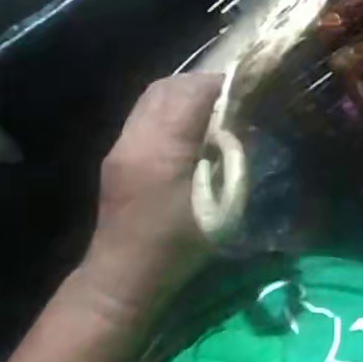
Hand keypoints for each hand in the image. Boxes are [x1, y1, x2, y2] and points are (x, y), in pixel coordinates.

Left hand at [75, 72, 224, 319]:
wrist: (122, 277)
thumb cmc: (176, 247)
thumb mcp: (218, 208)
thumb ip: (230, 161)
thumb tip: (243, 128)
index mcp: (163, 148)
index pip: (192, 93)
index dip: (221, 85)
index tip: (246, 89)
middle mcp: (137, 137)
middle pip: (168, 87)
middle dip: (201, 84)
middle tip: (230, 96)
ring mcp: (121, 143)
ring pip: (151, 96)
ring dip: (182, 93)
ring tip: (209, 107)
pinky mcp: (116, 152)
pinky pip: (142, 113)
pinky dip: (167, 108)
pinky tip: (185, 126)